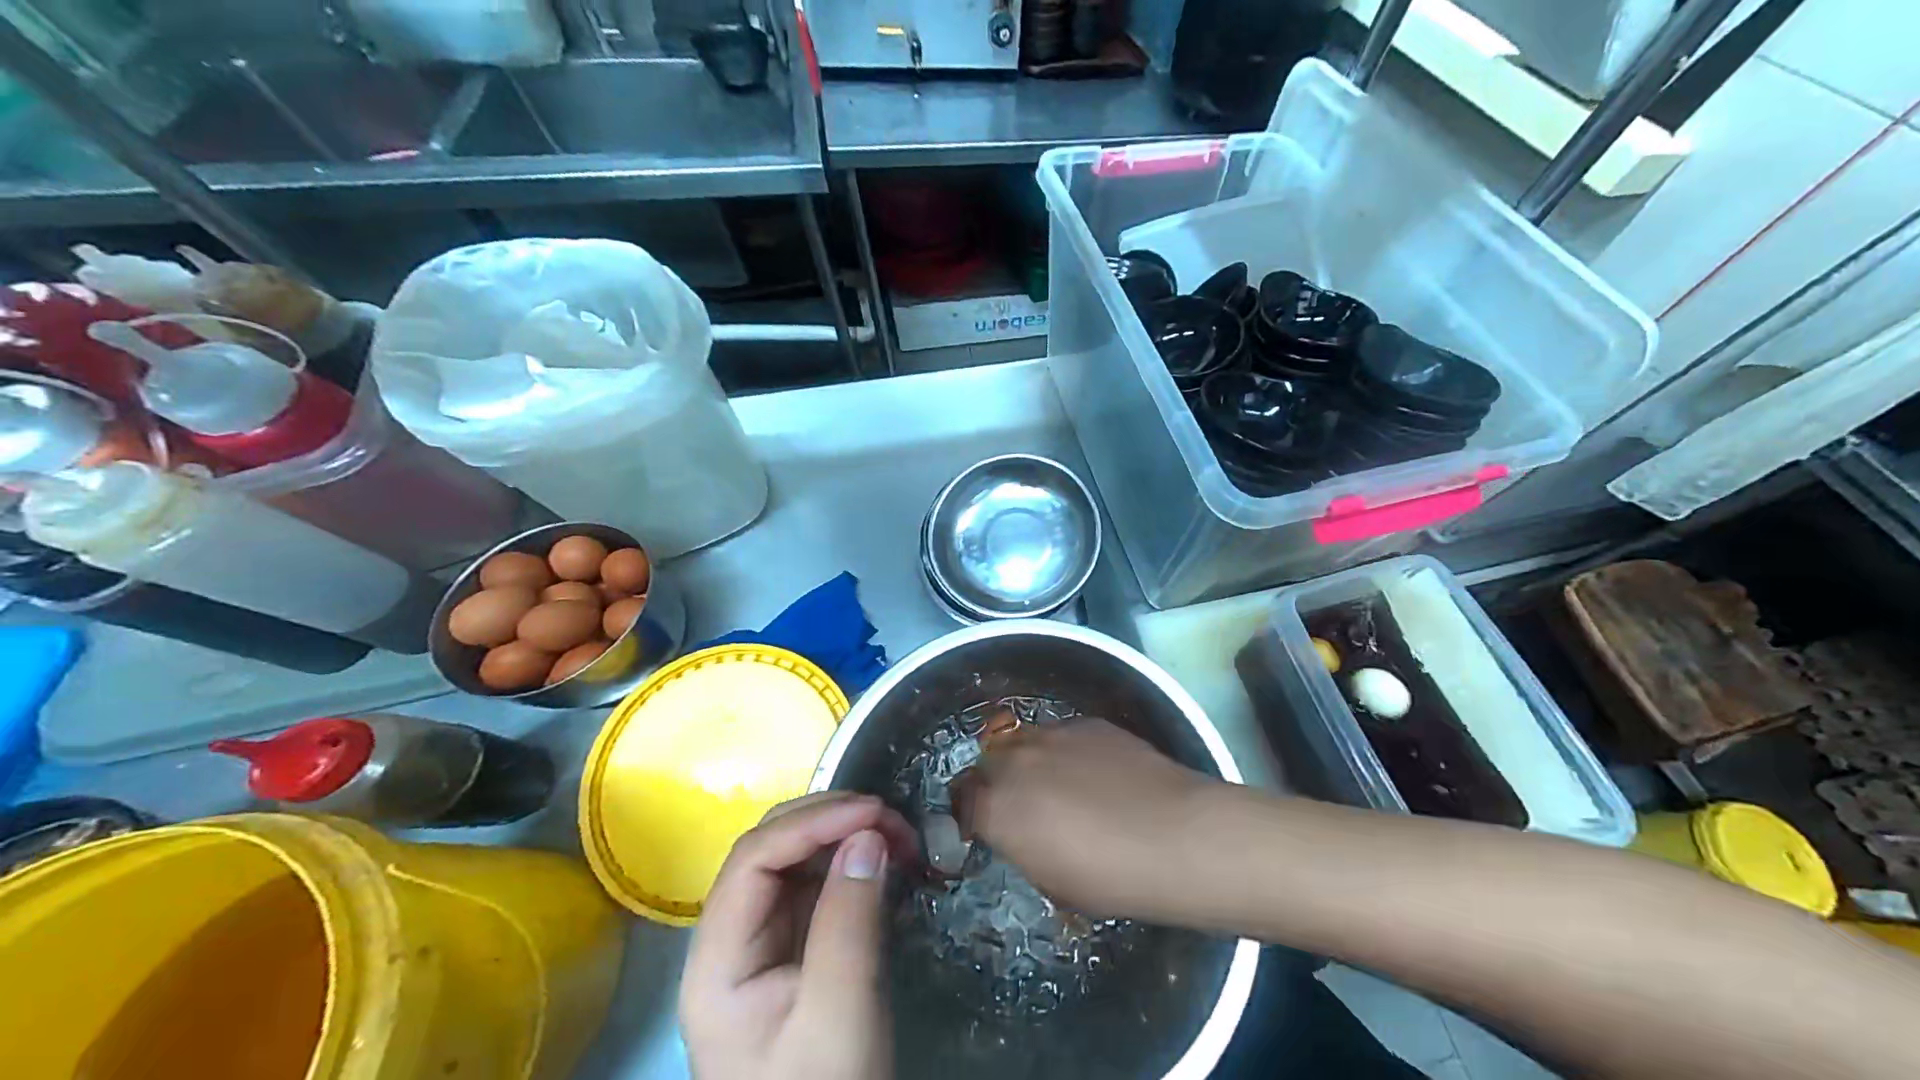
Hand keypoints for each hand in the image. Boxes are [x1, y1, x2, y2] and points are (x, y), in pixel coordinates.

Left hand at [680, 792, 917, 1079]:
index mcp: (718, 960)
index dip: (811, 822)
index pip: (753, 859)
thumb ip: (849, 921)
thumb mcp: (840, 1016)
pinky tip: (881, 863)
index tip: (874, 811)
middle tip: (891, 821)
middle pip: (768, 851)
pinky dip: (849, 865)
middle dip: (829, 822)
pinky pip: (814, 888)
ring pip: (793, 863)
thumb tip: (868, 835)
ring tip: (896, 837)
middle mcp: (729, 941)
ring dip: (843, 838)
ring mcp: (760, 944)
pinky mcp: (790, 951)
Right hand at [958, 719, 1224, 920]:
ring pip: (1022, 741)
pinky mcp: (1086, 723)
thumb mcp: (1050, 879)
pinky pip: (1061, 735)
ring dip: (1027, 761)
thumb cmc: (1109, 877)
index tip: (983, 826)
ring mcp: (1052, 735)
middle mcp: (1014, 761)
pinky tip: (1093, 772)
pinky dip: (1064, 751)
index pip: (962, 799)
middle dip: (995, 782)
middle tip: (1020, 805)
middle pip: (987, 762)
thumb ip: (1020, 844)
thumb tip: (1019, 830)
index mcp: (996, 807)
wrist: (1175, 836)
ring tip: (1056, 784)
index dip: (970, 812)